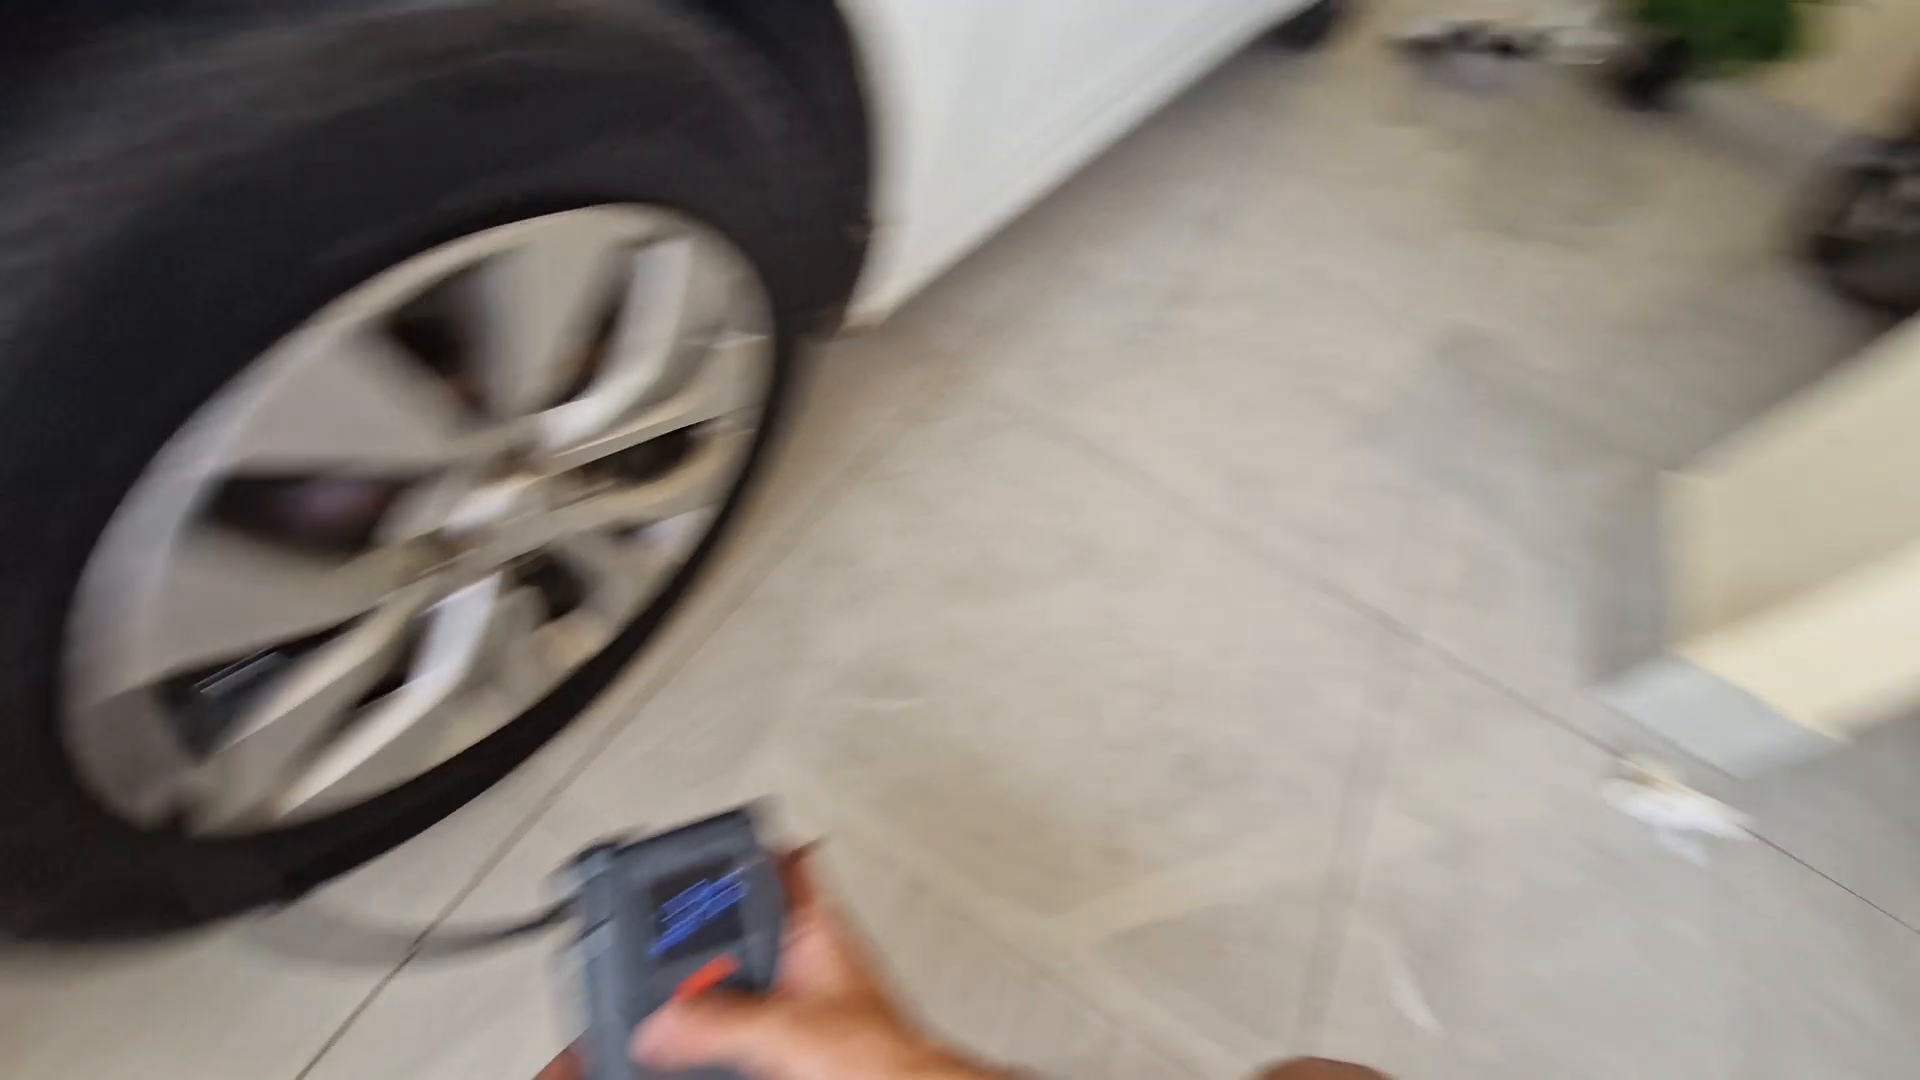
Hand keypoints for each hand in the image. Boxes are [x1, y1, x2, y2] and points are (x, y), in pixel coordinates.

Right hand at [532, 845, 996, 1079]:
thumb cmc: (881, 1049)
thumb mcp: (787, 1029)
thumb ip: (723, 1020)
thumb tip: (663, 1018)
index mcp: (821, 924)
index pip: (796, 858)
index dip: (764, 839)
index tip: (735, 829)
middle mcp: (819, 946)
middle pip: (766, 907)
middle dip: (727, 905)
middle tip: (690, 894)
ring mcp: (814, 982)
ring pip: (763, 955)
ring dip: (728, 960)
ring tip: (687, 962)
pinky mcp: (810, 1019)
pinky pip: (761, 998)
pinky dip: (733, 1003)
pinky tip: (715, 1020)